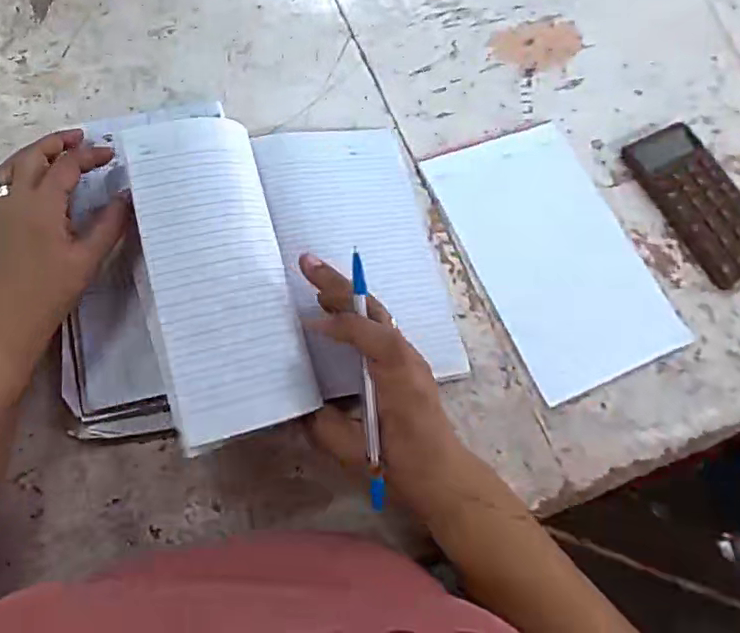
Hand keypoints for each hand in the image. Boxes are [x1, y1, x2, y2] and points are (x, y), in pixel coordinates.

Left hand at [0, 129, 132, 372]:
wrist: (10, 318)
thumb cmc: (51, 290)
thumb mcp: (88, 258)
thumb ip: (110, 224)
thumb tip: (125, 196)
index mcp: (41, 204)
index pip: (66, 165)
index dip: (89, 156)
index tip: (110, 156)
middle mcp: (18, 198)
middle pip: (34, 154)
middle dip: (58, 142)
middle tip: (82, 138)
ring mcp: (3, 209)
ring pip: (14, 164)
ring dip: (37, 151)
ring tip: (58, 149)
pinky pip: (4, 180)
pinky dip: (20, 168)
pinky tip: (35, 178)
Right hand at [298, 254, 464, 514]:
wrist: (444, 477)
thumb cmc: (402, 464)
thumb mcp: (355, 451)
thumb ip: (322, 426)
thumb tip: (295, 405)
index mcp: (397, 372)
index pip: (364, 332)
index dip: (335, 324)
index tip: (308, 325)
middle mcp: (405, 355)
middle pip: (370, 308)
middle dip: (337, 284)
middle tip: (306, 262)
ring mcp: (407, 356)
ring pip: (375, 311)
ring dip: (345, 293)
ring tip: (315, 277)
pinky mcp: (403, 361)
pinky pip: (377, 323)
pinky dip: (354, 309)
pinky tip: (334, 308)